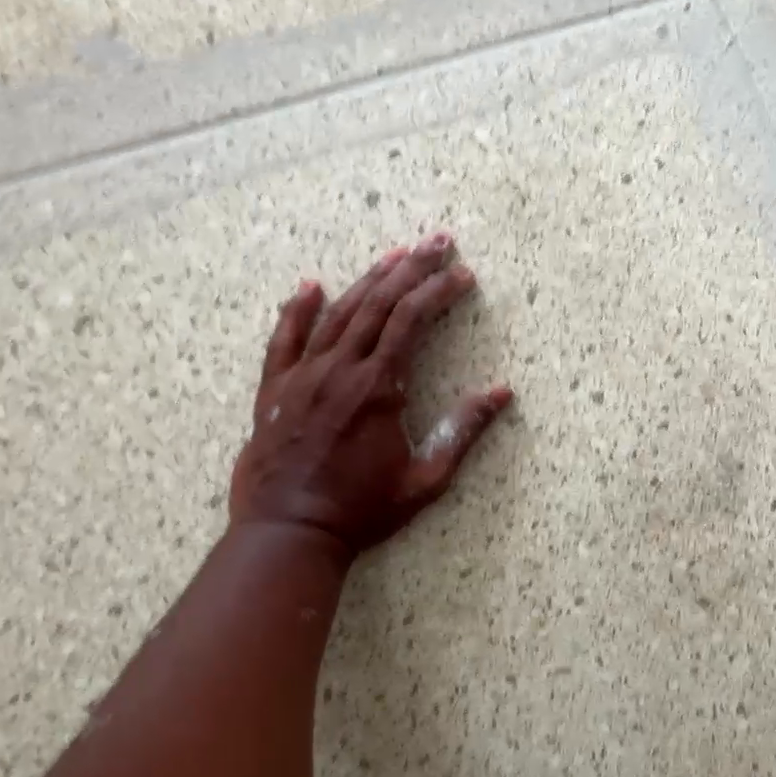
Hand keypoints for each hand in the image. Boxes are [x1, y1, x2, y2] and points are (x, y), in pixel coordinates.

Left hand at [229, 232, 512, 555]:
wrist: (287, 534)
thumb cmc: (362, 510)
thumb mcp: (426, 478)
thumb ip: (463, 431)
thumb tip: (501, 392)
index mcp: (378, 388)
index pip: (412, 321)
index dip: (438, 291)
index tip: (462, 274)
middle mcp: (339, 370)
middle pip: (378, 304)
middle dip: (411, 269)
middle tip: (436, 242)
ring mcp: (302, 377)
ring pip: (337, 314)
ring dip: (367, 280)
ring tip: (394, 255)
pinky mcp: (274, 392)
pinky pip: (283, 340)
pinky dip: (297, 310)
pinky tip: (311, 285)